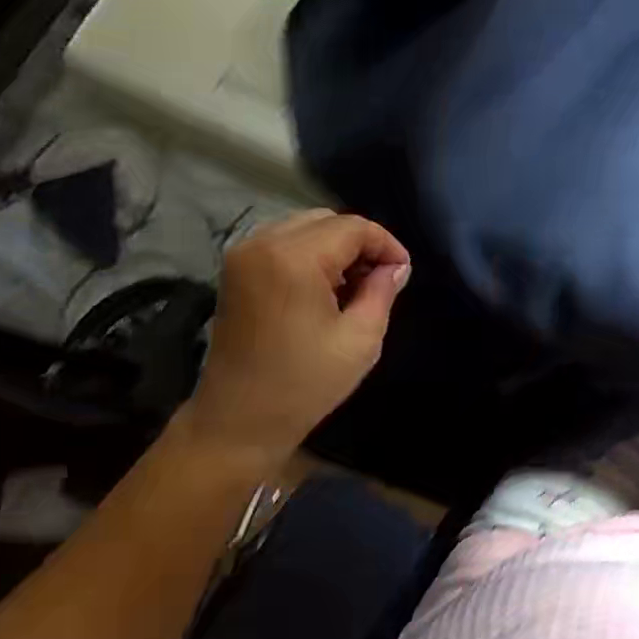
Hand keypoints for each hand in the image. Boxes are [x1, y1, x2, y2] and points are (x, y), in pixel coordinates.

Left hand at [183, 210, 409, 458]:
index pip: (352, 227)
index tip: (403, 272)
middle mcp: (263, 242)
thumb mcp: (359, 341)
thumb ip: (381, 293)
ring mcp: (243, 254)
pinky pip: (281, 243)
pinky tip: (323, 290)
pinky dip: (308, 255)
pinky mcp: (234, 270)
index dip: (385, 244)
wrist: (240, 418)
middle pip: (325, 220)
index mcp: (294, 258)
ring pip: (302, 228)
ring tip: (354, 287)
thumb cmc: (305, 385)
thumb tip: (396, 268)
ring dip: (334, 248)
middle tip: (380, 281)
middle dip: (359, 243)